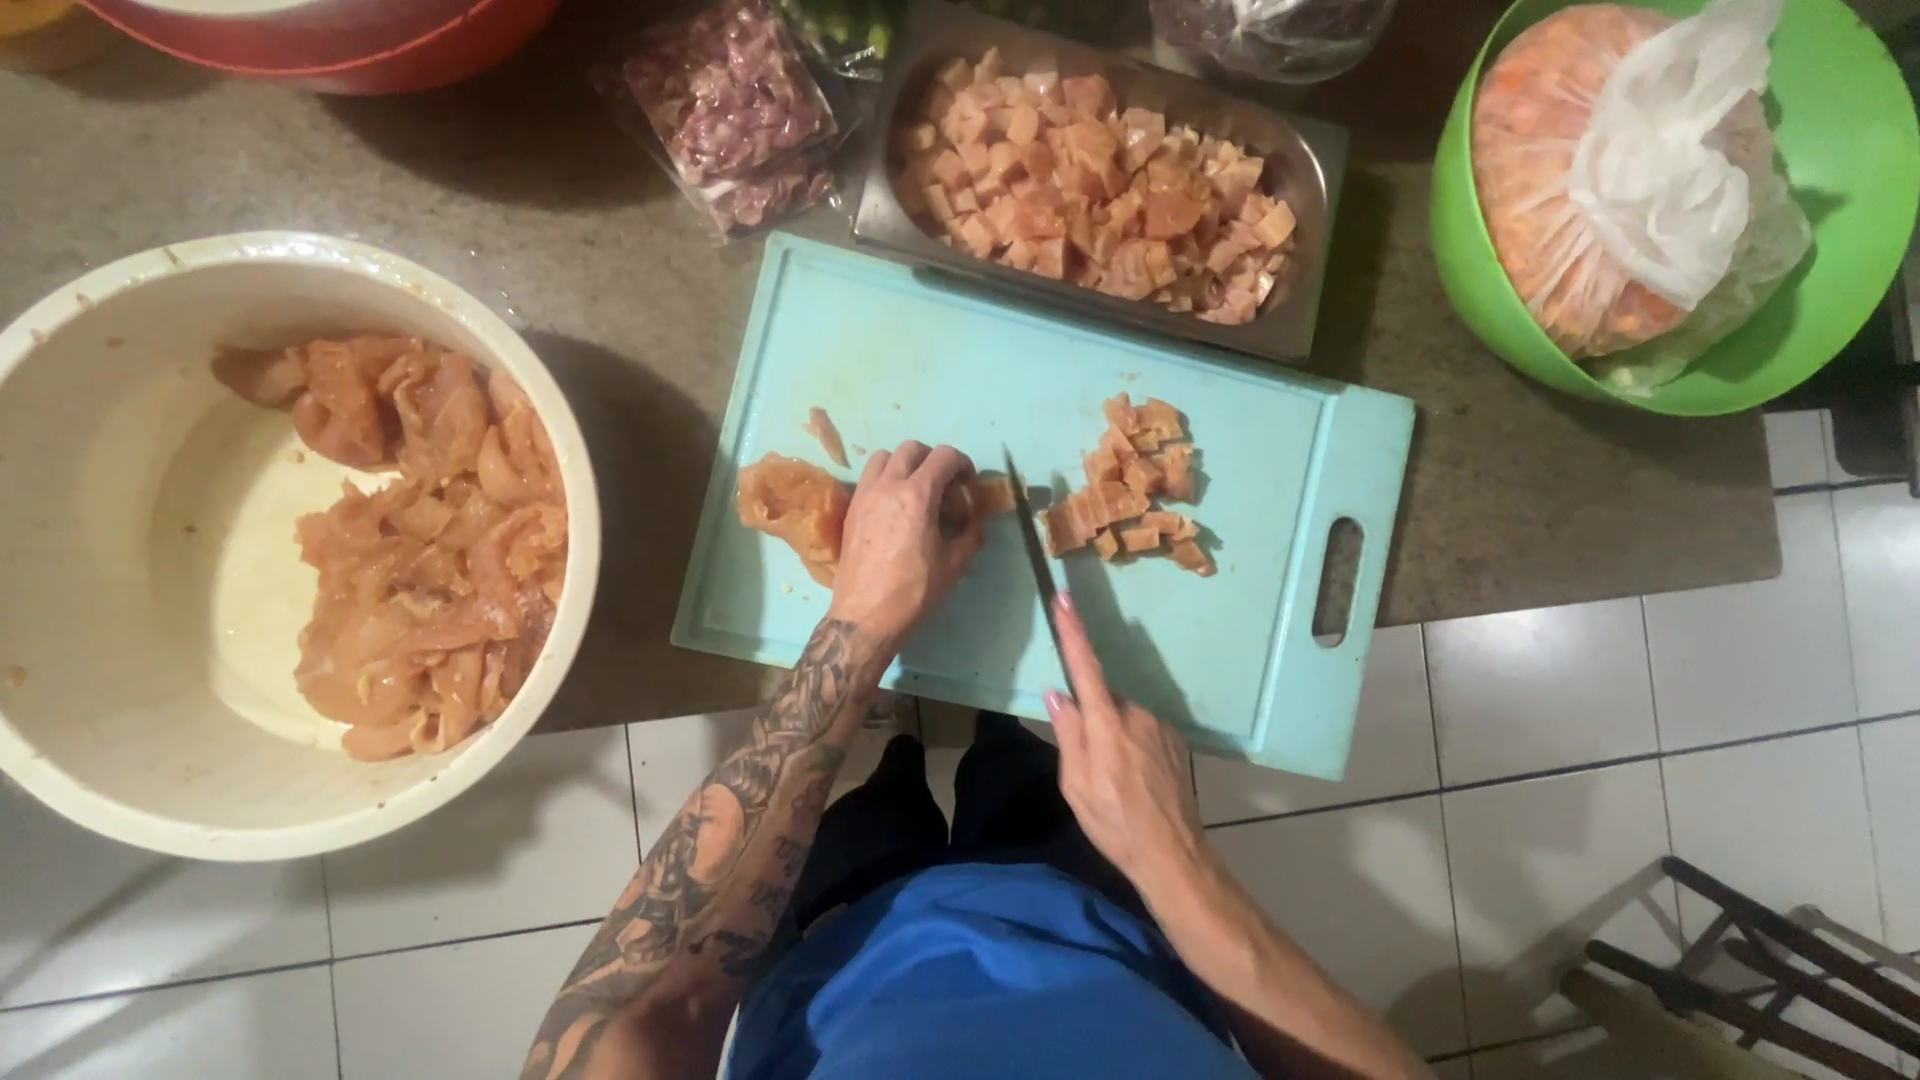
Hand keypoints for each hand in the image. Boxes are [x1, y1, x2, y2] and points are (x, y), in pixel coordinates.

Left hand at [828, 441, 985, 649]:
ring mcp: (864, 495)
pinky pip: (868, 478)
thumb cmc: (914, 591)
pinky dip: (884, 479)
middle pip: (911, 448)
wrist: (866, 615)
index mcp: (917, 495)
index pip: (943, 456)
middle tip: (943, 483)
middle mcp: (887, 486)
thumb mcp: (954, 564)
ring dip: (903, 464)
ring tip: (914, 489)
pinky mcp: (851, 509)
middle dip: (932, 459)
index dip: (962, 463)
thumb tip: (975, 521)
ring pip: (883, 457)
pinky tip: (894, 507)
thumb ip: (970, 534)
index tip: (967, 483)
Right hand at [1047, 592, 1204, 883]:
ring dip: (1114, 736)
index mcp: (1106, 723)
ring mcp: (1160, 726)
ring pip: (1123, 718)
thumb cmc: (1114, 823)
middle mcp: (1136, 714)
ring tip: (1117, 782)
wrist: (1173, 854)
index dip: (1073, 631)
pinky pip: (1143, 731)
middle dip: (1092, 720)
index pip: (1085, 666)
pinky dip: (1134, 746)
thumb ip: (1068, 734)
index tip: (1065, 598)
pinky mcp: (1176, 740)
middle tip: (1091, 767)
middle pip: (1103, 701)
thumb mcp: (1075, 784)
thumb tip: (1058, 695)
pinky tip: (1137, 780)